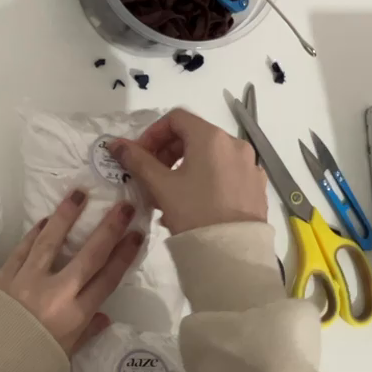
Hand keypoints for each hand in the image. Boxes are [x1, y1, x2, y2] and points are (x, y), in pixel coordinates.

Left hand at [0, 188, 142, 353]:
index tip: (136, 234)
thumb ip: (85, 333)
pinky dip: (35, 233)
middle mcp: (56, 292)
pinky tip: (45, 220)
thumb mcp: (63, 354)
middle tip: (123, 205)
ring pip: (52, 240)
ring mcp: (29, 279)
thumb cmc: (28, 364)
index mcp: (74, 315)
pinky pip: (24, 247)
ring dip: (67, 216)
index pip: (107, 279)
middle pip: (89, 255)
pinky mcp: (6, 274)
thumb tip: (105, 316)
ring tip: (79, 194)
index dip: (124, 255)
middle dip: (108, 228)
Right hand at [111, 108, 269, 234]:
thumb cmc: (194, 212)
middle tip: (151, 175)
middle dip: (167, 152)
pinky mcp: (256, 185)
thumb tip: (115, 144)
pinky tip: (193, 202)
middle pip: (193, 135)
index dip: (152, 133)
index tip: (140, 156)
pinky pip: (225, 172)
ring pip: (209, 155)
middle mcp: (234, 144)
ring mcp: (249, 164)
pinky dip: (205, 177)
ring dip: (184, 166)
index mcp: (211, 137)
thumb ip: (137, 160)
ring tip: (169, 192)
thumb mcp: (161, 185)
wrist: (233, 253)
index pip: (176, 118)